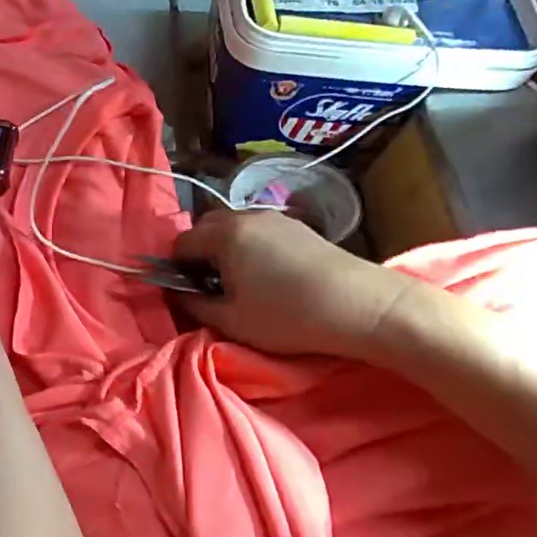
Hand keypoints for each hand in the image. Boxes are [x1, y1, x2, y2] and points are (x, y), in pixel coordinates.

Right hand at [171, 209, 416, 358]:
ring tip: (241, 283)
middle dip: (200, 254)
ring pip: (234, 227)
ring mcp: (275, 217)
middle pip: (206, 228)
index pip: (181, 242)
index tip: (189, 293)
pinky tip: (268, 275)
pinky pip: (258, 230)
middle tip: (212, 288)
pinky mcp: (298, 226)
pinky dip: (250, 247)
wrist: (358, 304)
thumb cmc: (286, 315)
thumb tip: (177, 293)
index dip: (177, 268)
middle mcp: (245, 215)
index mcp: (223, 234)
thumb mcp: (232, 320)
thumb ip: (195, 305)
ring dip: (226, 249)